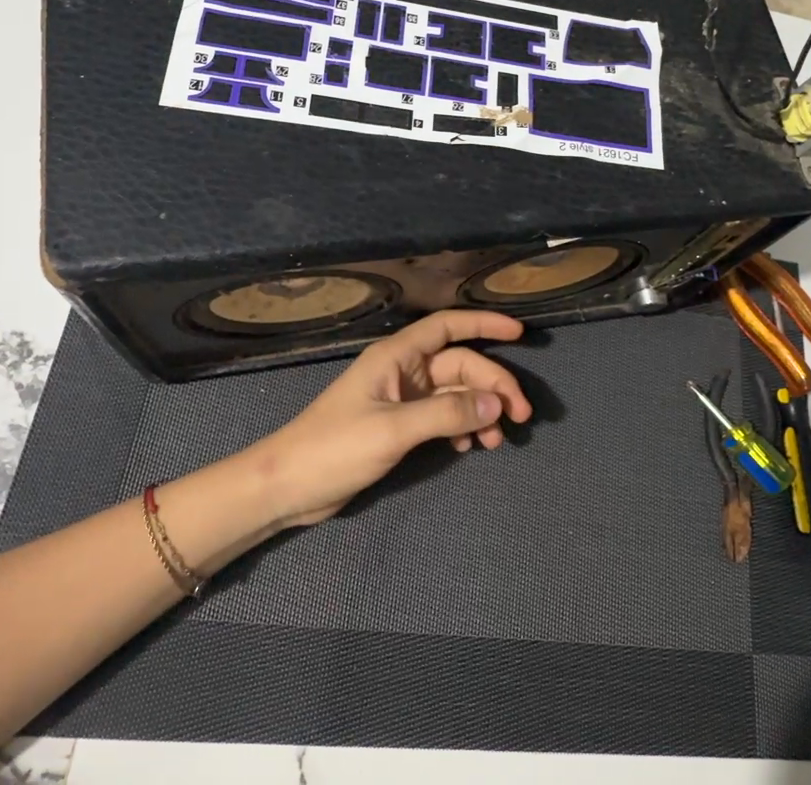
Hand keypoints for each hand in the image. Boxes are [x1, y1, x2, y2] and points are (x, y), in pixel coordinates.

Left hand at [245, 310, 532, 528]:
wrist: (288, 486)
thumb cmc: (334, 448)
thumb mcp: (394, 429)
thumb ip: (447, 413)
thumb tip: (496, 403)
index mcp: (396, 357)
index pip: (448, 327)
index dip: (485, 325)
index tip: (521, 334)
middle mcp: (402, 371)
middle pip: (461, 366)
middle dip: (494, 387)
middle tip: (521, 417)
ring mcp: (401, 399)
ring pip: (456, 394)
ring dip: (480, 412)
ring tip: (496, 441)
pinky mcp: (399, 426)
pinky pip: (443, 417)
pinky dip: (461, 428)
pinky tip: (470, 448)